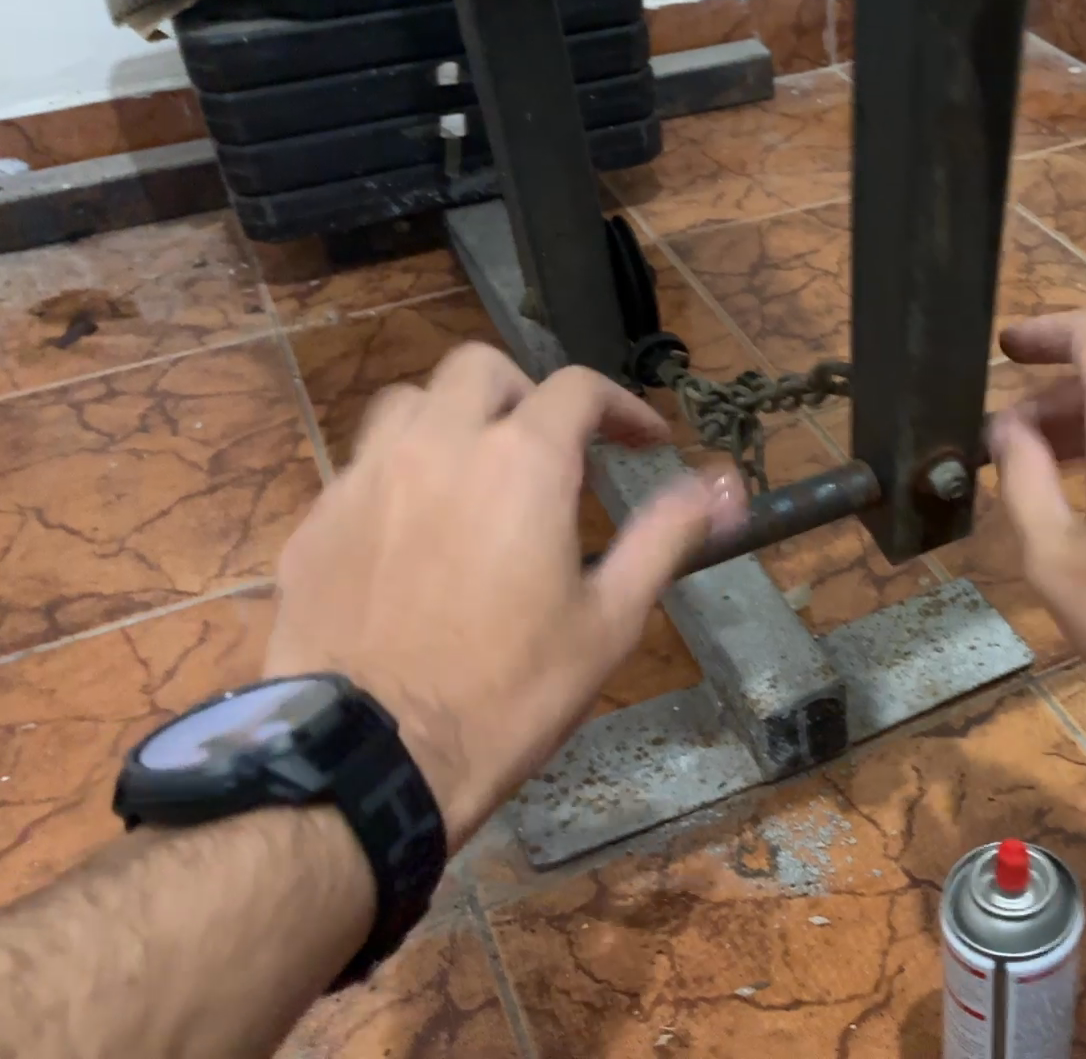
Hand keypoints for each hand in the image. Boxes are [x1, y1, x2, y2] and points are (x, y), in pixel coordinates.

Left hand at [264, 345, 745, 845]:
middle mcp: (437, 448)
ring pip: (412, 404)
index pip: (577, 389)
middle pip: (483, 369)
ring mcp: (363, 480)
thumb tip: (726, 485)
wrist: (371, 759)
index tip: (647, 444)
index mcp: (521, 463)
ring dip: (463, 420)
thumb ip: (668, 533)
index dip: (623, 407)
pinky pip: (366, 465)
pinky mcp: (314, 523)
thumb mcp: (614, 615)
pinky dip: (410, 471)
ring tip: (491, 477)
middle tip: (566, 453)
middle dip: (535, 397)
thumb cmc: (515, 688)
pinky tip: (428, 532)